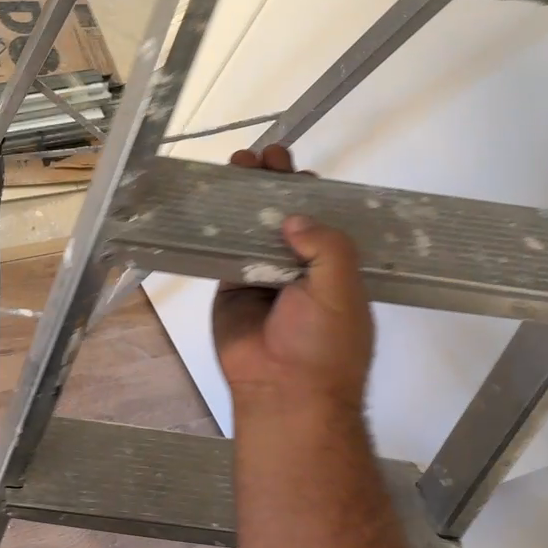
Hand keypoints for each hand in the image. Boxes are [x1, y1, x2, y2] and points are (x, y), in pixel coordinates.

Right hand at [210, 146, 373, 413]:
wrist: (284, 391)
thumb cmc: (323, 344)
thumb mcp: (341, 293)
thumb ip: (327, 248)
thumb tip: (292, 215)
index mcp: (332, 268)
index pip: (320, 219)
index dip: (306, 191)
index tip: (291, 167)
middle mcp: (296, 266)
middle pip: (280, 216)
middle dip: (271, 185)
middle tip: (260, 157)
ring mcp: (260, 273)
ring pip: (249, 227)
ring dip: (241, 197)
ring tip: (234, 165)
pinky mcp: (228, 283)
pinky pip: (221, 248)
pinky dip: (214, 225)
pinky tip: (205, 200)